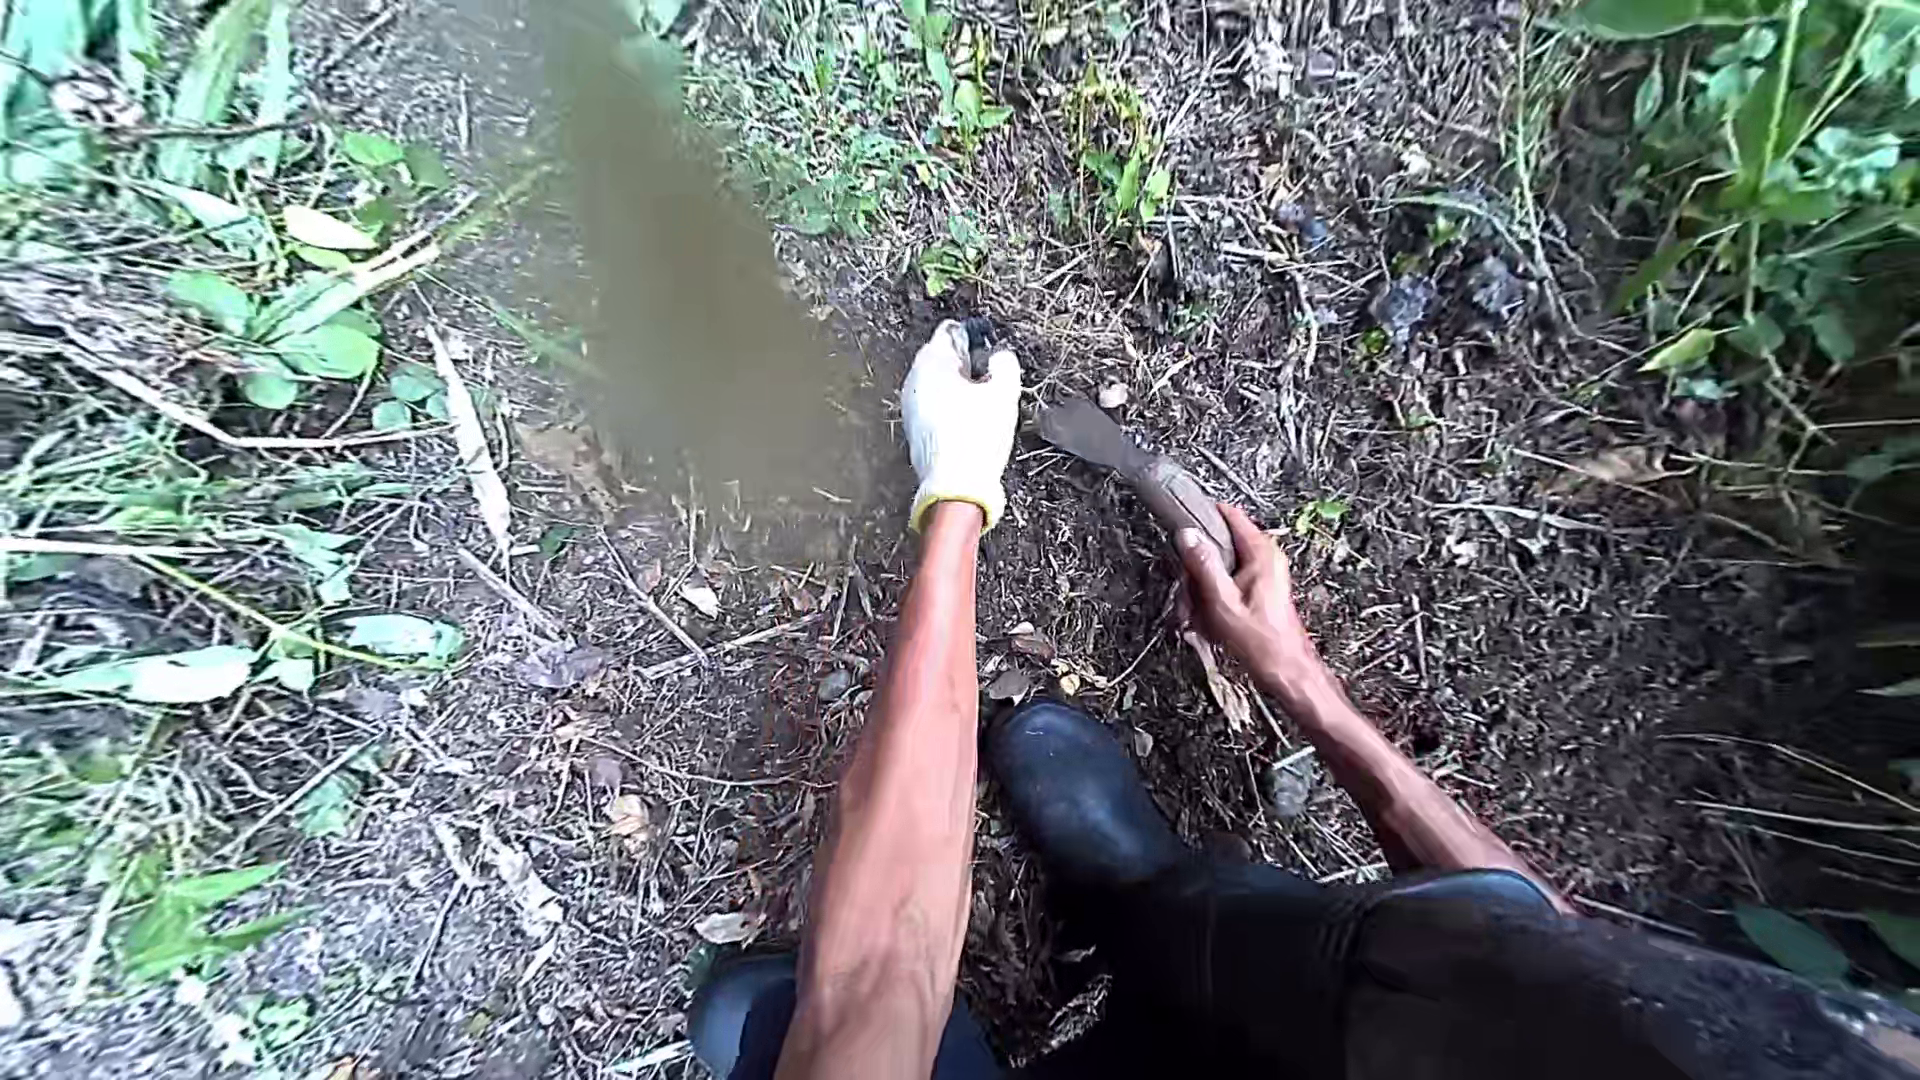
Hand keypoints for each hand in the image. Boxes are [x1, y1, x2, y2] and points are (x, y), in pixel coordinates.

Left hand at [902, 320, 1020, 530]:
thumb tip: (1000, 357)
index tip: (990, 354)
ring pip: (936, 386)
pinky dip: (948, 410)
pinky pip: (932, 408)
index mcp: (932, 362)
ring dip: (957, 390)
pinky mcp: (912, 430)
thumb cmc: (977, 437)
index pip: (951, 332)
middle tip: (988, 383)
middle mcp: (913, 380)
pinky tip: (966, 427)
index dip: (974, 339)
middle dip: (965, 366)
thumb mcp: (1004, 394)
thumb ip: (1005, 364)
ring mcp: (909, 406)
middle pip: (942, 360)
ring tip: (980, 408)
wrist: (955, 486)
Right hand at [1177, 502, 1329, 698]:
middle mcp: (1267, 558)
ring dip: (1203, 583)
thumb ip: (1203, 564)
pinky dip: (1213, 593)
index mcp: (1261, 554)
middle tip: (1189, 588)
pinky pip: (1227, 579)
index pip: (1230, 514)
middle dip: (1198, 562)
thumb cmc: (1260, 641)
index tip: (1182, 521)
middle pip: (1221, 542)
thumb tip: (1188, 535)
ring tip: (1199, 608)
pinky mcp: (1259, 587)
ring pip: (1221, 563)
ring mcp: (1264, 572)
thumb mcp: (1222, 601)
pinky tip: (1209, 614)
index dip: (1203, 516)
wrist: (1286, 669)